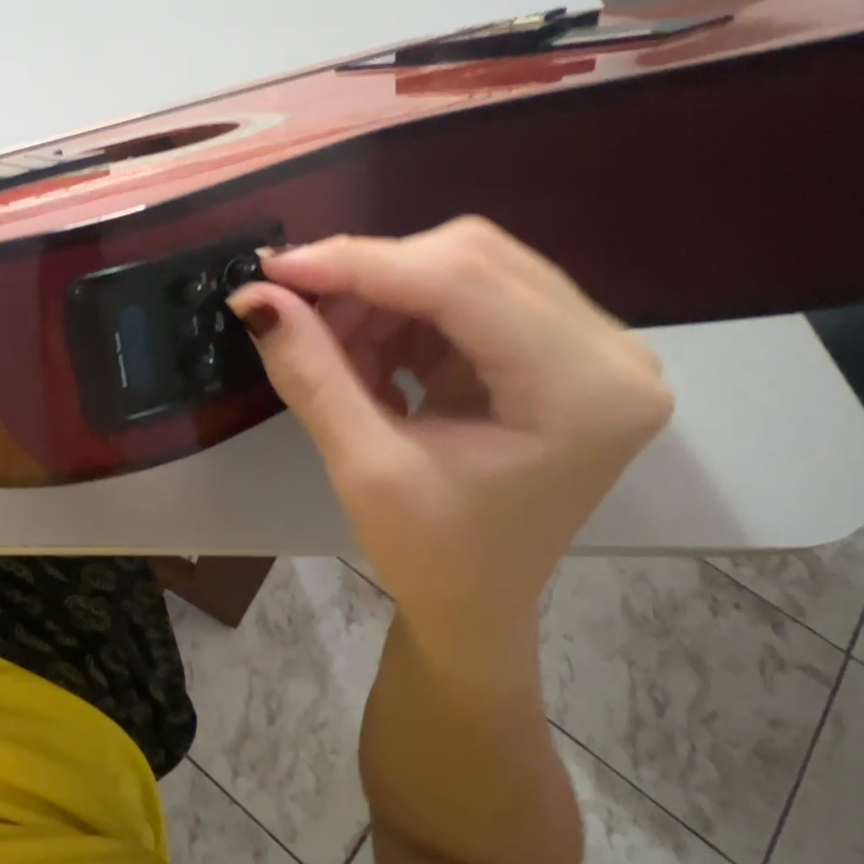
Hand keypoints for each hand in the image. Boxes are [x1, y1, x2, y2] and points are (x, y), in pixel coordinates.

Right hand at [226, 216, 671, 616]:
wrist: (476, 603)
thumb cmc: (432, 555)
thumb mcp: (363, 468)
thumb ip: (312, 374)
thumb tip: (254, 297)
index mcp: (583, 390)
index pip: (463, 282)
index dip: (360, 264)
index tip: (274, 268)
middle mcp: (609, 350)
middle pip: (471, 259)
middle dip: (369, 277)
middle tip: (293, 307)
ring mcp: (590, 346)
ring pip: (465, 269)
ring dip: (380, 297)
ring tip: (329, 347)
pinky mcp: (557, 349)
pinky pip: (467, 297)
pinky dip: (401, 316)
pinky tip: (365, 355)